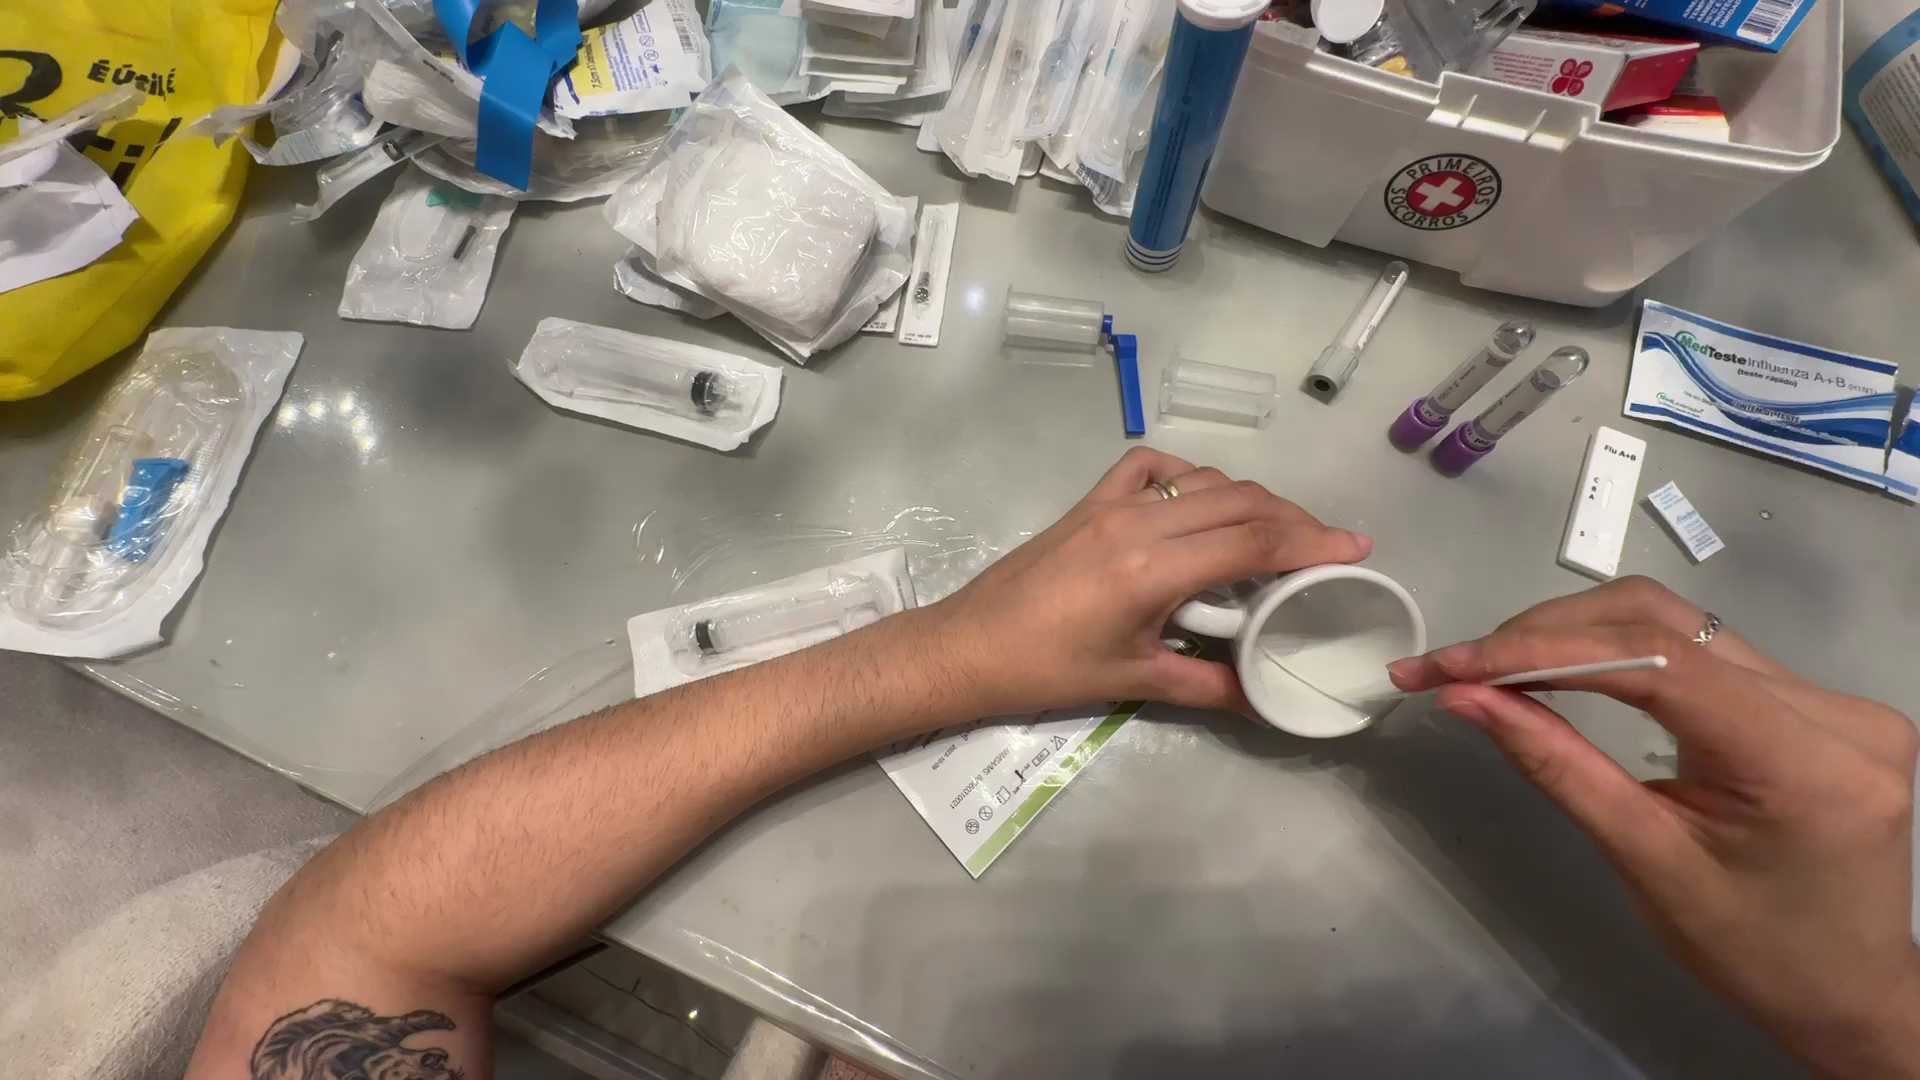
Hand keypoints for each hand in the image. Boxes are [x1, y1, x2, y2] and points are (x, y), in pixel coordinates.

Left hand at [923, 447, 1369, 718]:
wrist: (970, 645)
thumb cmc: (1046, 669)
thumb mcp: (1133, 679)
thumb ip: (1208, 684)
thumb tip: (1267, 700)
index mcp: (1149, 569)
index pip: (1250, 541)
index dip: (1310, 542)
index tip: (1355, 547)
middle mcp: (1134, 523)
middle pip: (1236, 501)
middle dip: (1291, 518)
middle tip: (1322, 546)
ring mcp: (1106, 505)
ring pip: (1198, 479)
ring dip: (1244, 498)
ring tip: (1269, 531)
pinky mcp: (1085, 502)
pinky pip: (1145, 467)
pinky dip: (1183, 474)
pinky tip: (1194, 501)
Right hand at [1388, 577, 1919, 1078]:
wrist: (1848, 989)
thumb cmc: (1749, 945)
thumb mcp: (1638, 855)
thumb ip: (1552, 763)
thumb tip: (1460, 696)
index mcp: (1803, 760)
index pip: (1653, 663)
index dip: (1538, 650)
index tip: (1448, 666)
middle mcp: (1826, 708)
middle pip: (1653, 619)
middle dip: (1536, 635)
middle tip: (1452, 667)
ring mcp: (1817, 696)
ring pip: (1661, 616)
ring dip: (1559, 632)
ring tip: (1488, 667)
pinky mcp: (1793, 697)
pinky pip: (1677, 641)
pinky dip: (1593, 646)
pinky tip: (1548, 669)